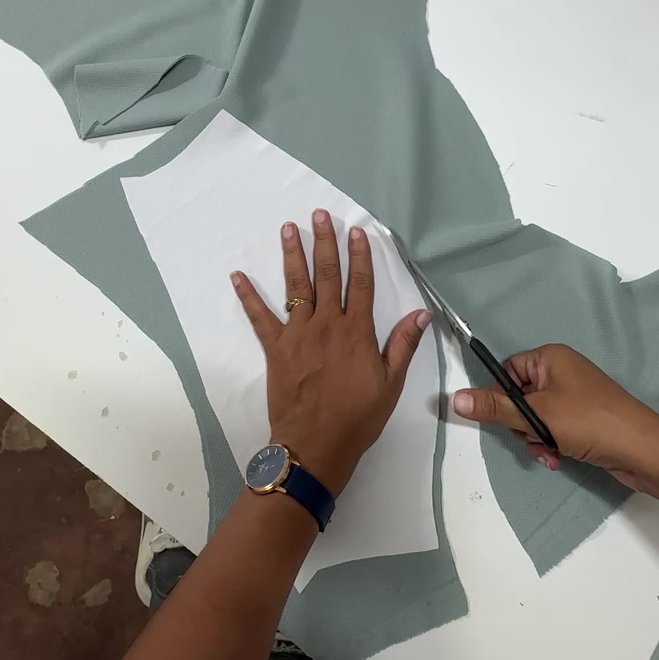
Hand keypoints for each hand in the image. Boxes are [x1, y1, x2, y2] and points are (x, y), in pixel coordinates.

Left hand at [231, 209, 431, 493]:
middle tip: (319, 214)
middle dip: (324, 242)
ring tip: (288, 228)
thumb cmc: (358, 417)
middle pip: (327, 274)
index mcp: (356, 331)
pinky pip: (260, 317)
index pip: (360, 284)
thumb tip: (422, 313)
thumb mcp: (390, 384)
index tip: (356, 231)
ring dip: (292, 254)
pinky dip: (247, 296)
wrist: (316, 445)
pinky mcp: (275, 347)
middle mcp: (327, 323)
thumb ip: (403, 345)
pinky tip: (237, 275)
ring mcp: (298, 332)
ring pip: (296, 284)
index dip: (359, 255)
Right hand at [452, 343, 658, 492]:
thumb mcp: (536, 416)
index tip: (503, 420)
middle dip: (521, 424)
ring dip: (535, 437)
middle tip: (530, 440)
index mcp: (550, 358)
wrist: (644, 452)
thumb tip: (454, 399)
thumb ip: (494, 409)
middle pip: (520, 395)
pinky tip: (557, 459)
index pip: (508, 371)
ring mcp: (576, 394)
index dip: (501, 397)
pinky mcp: (586, 416)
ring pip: (537, 415)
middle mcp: (562, 370)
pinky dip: (552, 442)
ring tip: (548, 454)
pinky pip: (555, 426)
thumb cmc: (589, 422)